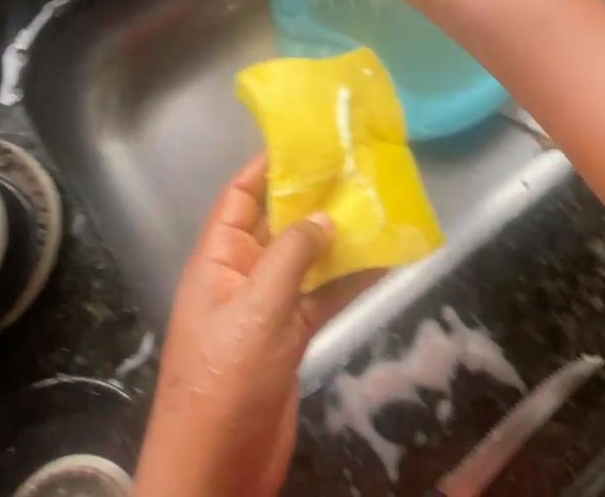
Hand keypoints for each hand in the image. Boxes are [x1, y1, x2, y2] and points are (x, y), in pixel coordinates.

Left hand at [136, 157, 376, 496]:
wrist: (218, 469)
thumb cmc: (224, 381)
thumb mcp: (256, 310)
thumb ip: (292, 256)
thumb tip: (325, 216)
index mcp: (218, 260)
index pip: (241, 196)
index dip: (269, 166)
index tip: (309, 140)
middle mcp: (243, 275)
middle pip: (280, 223)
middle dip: (315, 196)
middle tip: (360, 168)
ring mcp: (269, 306)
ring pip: (308, 258)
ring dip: (340, 236)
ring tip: (381, 205)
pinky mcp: (292, 335)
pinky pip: (324, 295)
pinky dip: (351, 279)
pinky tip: (386, 260)